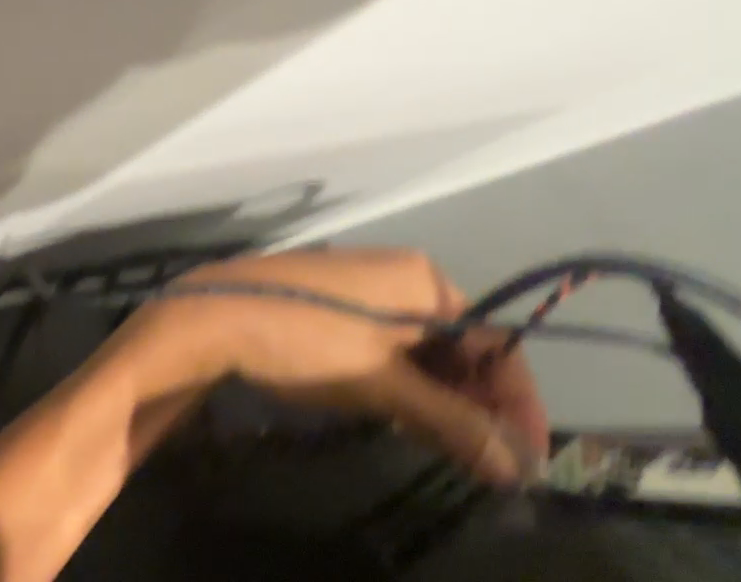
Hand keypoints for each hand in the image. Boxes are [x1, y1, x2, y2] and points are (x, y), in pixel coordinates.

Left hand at [116, 248, 549, 483]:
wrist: (214, 316)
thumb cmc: (306, 339)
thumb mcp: (381, 382)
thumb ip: (451, 421)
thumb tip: (518, 466)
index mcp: (421, 278)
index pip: (492, 340)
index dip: (515, 400)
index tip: (526, 458)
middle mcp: (398, 274)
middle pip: (459, 345)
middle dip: (475, 402)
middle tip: (484, 462)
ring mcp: (362, 288)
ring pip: (421, 350)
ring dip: (440, 398)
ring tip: (447, 447)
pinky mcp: (334, 307)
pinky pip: (386, 346)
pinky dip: (403, 383)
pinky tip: (403, 416)